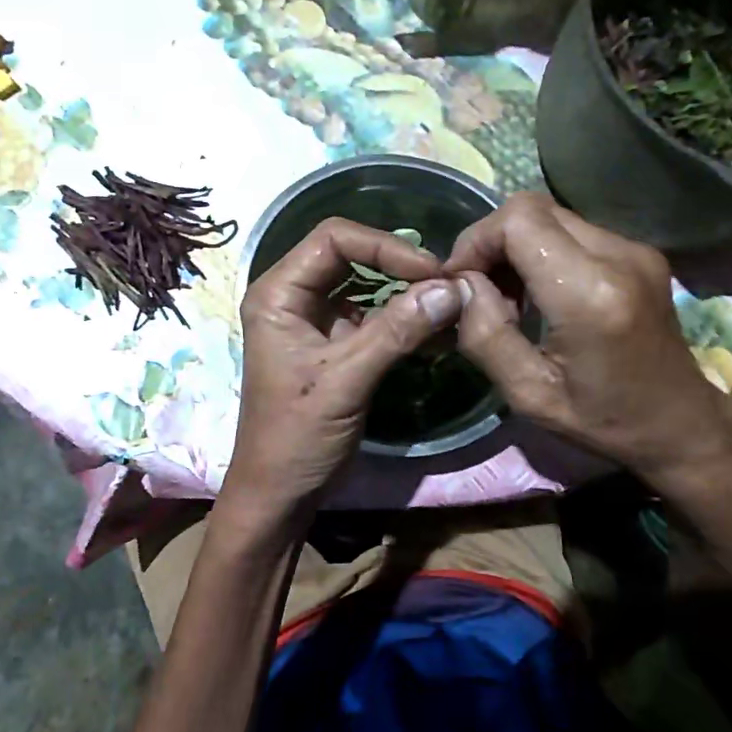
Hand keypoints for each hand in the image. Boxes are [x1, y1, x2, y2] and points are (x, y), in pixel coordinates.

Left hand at [224, 218, 462, 517]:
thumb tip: (452, 288)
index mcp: (278, 294)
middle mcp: (293, 298)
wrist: (280, 492)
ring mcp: (314, 322)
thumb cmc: (297, 435)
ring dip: (406, 294)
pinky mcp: (334, 345)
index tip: (430, 272)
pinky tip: (438, 332)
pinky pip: (373, 319)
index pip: (333, 240)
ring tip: (450, 306)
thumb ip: (396, 331)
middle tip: (447, 286)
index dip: (384, 247)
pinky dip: (404, 321)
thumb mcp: (346, 380)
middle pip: (351, 257)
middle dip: (399, 267)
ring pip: (366, 287)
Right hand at [443, 193, 731, 487]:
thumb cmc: (603, 420)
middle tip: (479, 288)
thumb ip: (485, 335)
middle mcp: (617, 256)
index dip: (477, 240)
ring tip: (508, 297)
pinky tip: (538, 294)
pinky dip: (540, 251)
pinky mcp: (638, 253)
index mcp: (589, 294)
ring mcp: (634, 250)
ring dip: (515, 247)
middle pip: (532, 208)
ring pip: (550, 216)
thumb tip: (461, 285)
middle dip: (492, 241)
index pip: (518, 220)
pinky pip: (572, 232)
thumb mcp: (527, 394)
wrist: (680, 425)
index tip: (461, 281)